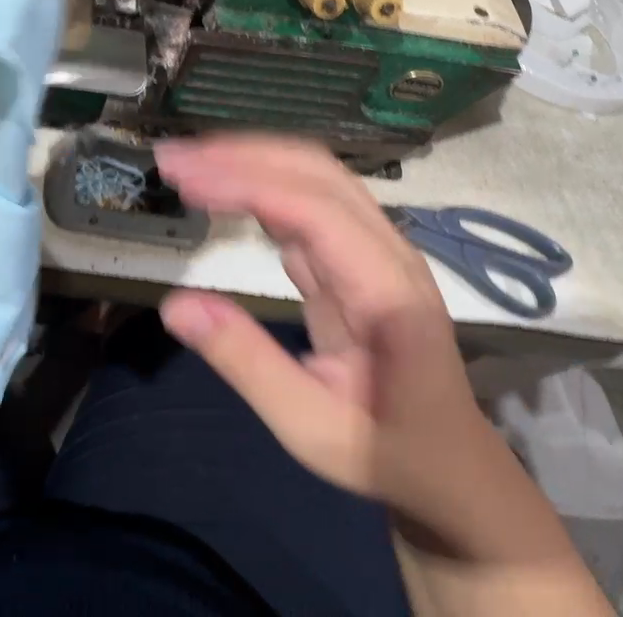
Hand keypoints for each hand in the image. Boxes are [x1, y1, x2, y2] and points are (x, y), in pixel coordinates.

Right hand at [154, 135, 499, 532]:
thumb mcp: (310, 426)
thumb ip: (246, 363)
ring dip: (250, 162)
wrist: (450, 466)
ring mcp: (377, 252)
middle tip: (172, 160)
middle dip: (241, 155)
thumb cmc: (385, 450)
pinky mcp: (358, 259)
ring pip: (315, 178)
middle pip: (317, 174)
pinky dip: (260, 186)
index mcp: (388, 293)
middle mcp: (389, 256)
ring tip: (187, 166)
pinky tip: (222, 191)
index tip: (181, 179)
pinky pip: (309, 203)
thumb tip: (174, 304)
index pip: (314, 209)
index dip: (245, 184)